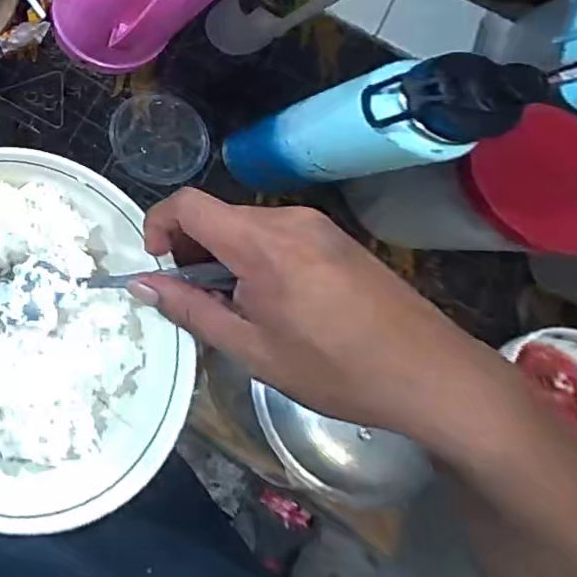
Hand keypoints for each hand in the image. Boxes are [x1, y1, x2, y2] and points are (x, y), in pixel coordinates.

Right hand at [136, 189, 522, 453]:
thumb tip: (143, 285)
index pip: (187, 203)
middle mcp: (286, 218)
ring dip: (224, 254)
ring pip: (244, 224)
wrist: (432, 373)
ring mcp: (315, 223)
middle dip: (191, 248)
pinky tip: (277, 299)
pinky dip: (255, 254)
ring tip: (241, 306)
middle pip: (215, 214)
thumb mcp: (253, 349)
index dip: (159, 225)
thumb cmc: (336, 370)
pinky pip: (275, 231)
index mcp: (261, 242)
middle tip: (199, 298)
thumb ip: (191, 309)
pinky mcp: (333, 235)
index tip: (160, 265)